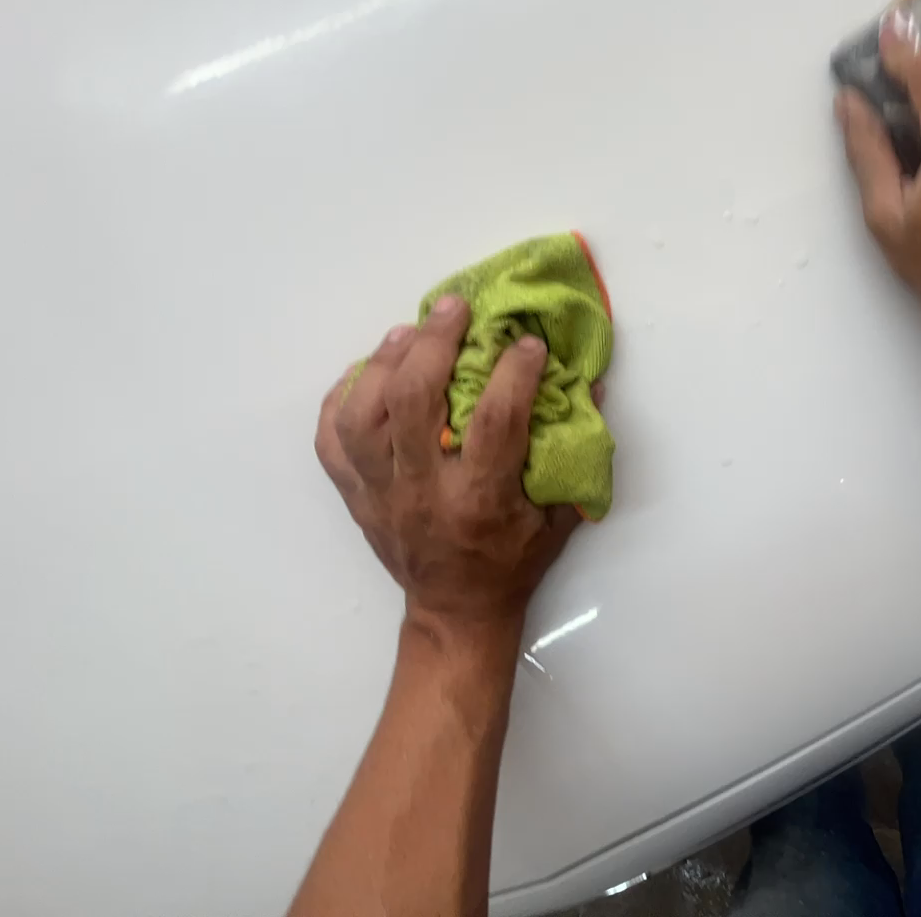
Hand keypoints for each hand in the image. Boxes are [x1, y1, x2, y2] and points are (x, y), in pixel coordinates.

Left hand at [315, 297, 582, 644]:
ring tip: (407, 331)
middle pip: (414, 404)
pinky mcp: (354, 496)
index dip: (513, 372)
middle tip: (454, 308)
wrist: (456, 611)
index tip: (528, 341)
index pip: (495, 421)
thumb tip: (591, 387)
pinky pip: (330, 440)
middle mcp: (424, 491)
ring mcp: (380, 493)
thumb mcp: (560, 516)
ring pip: (363, 417)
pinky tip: (365, 372)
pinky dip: (340, 398)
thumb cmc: (514, 563)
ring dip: (383, 363)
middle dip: (433, 344)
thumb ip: (574, 453)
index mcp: (481, 498)